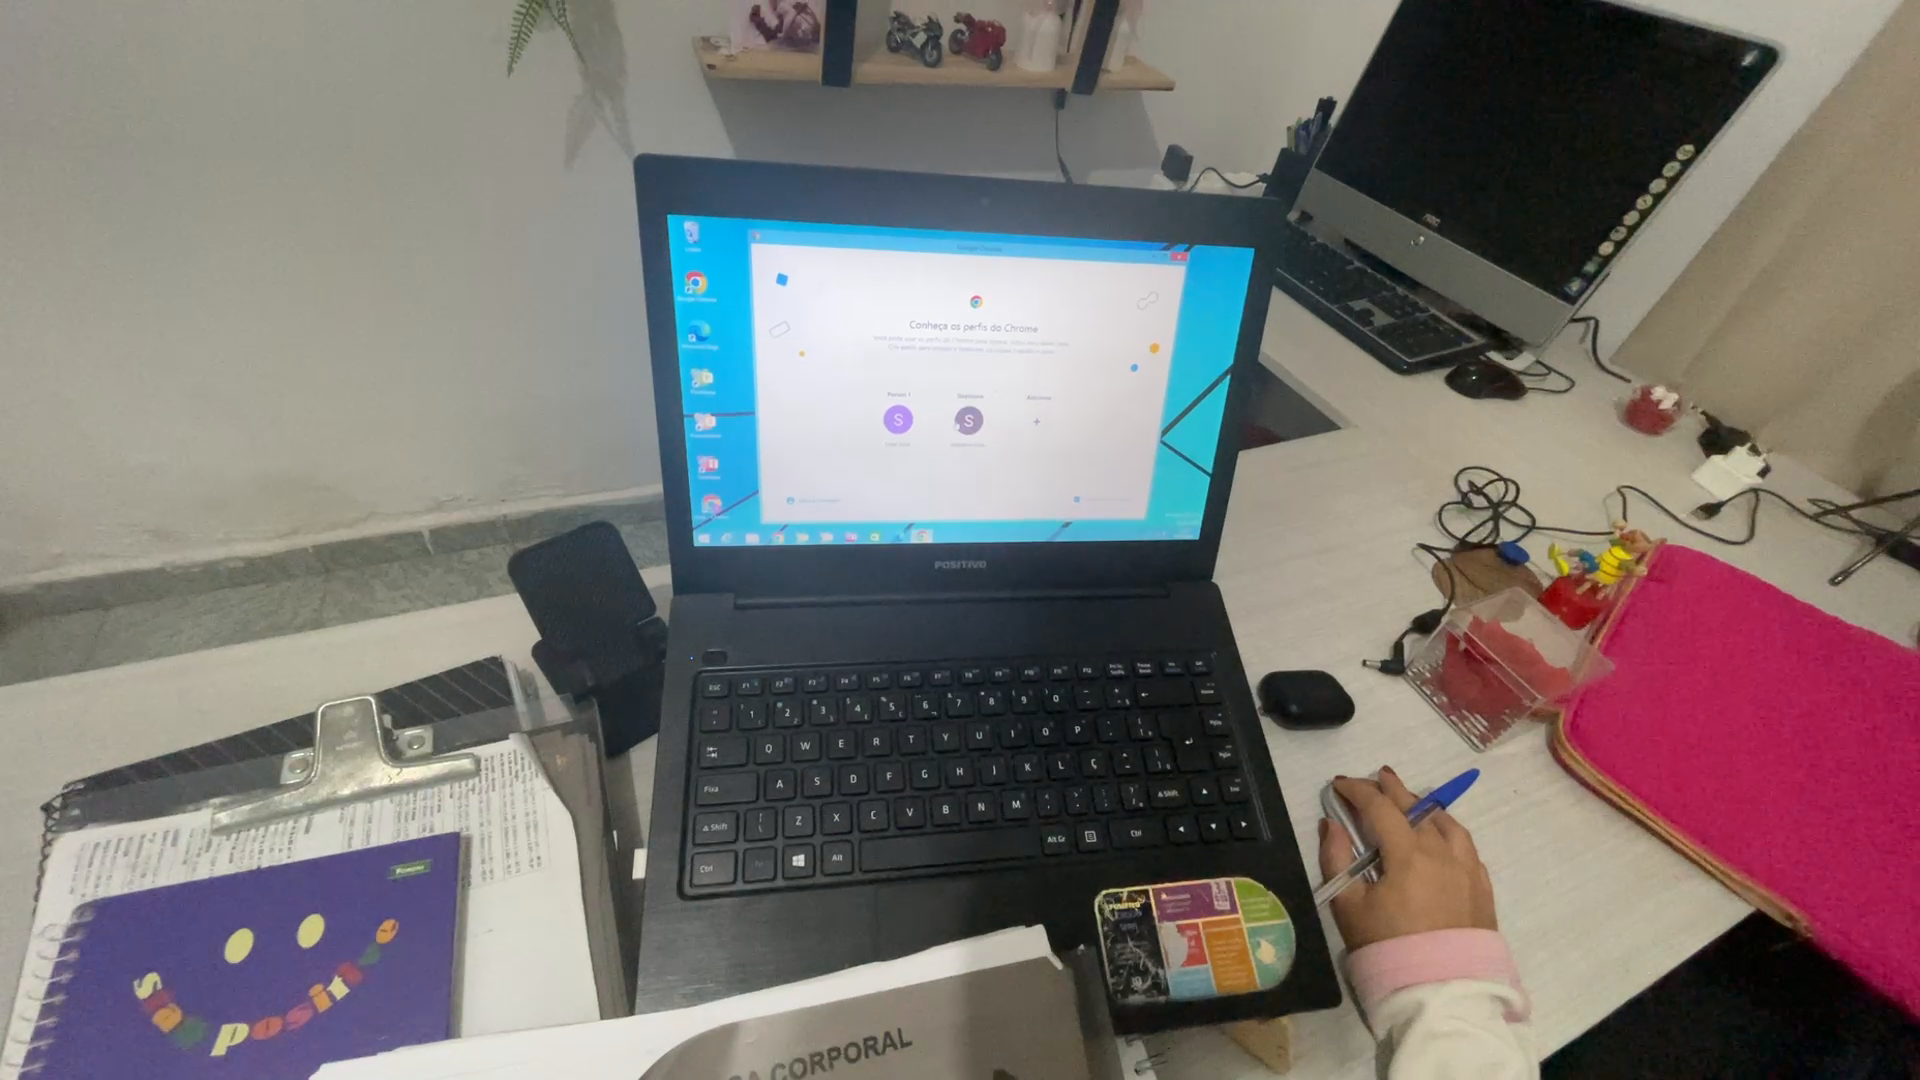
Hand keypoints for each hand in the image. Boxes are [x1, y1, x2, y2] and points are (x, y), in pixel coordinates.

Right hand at [1318, 767, 1497, 949]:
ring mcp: (1467, 871)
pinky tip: (1440, 836)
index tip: (1338, 785)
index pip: (1380, 807)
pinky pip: (1467, 847)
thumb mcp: (1348, 904)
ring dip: (1424, 807)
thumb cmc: (1387, 946)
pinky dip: (1448, 831)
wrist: (1441, 994)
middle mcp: (1442, 854)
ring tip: (1410, 801)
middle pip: (1416, 808)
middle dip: (1392, 788)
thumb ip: (1335, 857)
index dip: (1356, 790)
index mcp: (1408, 854)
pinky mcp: (1482, 890)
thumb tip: (1331, 824)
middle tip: (1375, 776)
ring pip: (1448, 824)